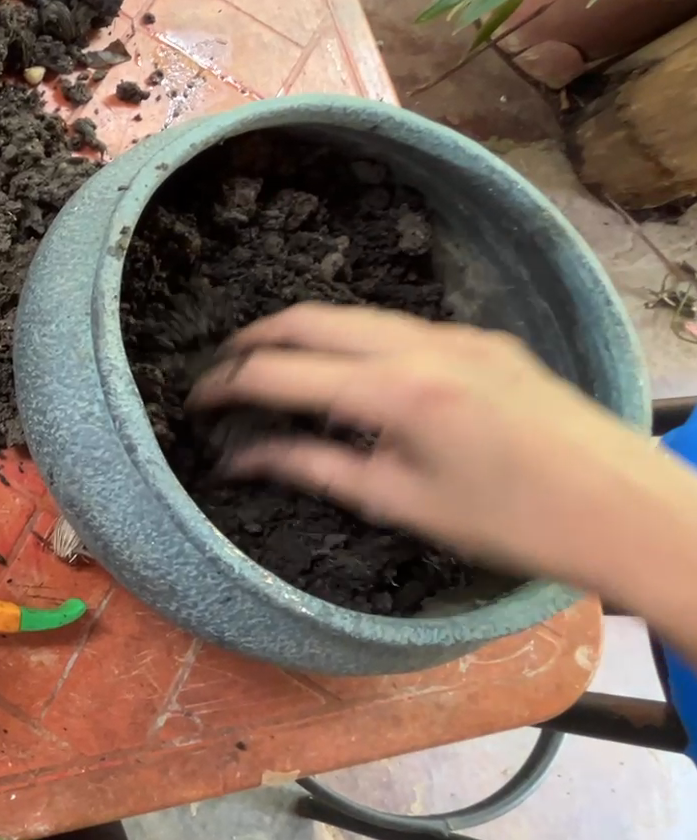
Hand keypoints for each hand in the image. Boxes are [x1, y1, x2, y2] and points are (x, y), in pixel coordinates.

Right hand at [187, 303, 683, 593]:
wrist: (643, 518)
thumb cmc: (514, 524)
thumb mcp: (394, 501)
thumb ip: (306, 467)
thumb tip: (236, 459)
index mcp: (397, 392)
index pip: (277, 371)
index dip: (224, 384)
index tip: (195, 401)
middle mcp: (425, 347)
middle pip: (306, 319)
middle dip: (249, 341)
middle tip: (219, 372)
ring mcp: (460, 337)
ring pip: (349, 315)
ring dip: (296, 335)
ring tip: (267, 368)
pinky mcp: (485, 342)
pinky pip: (392, 326)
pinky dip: (345, 341)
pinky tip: (341, 375)